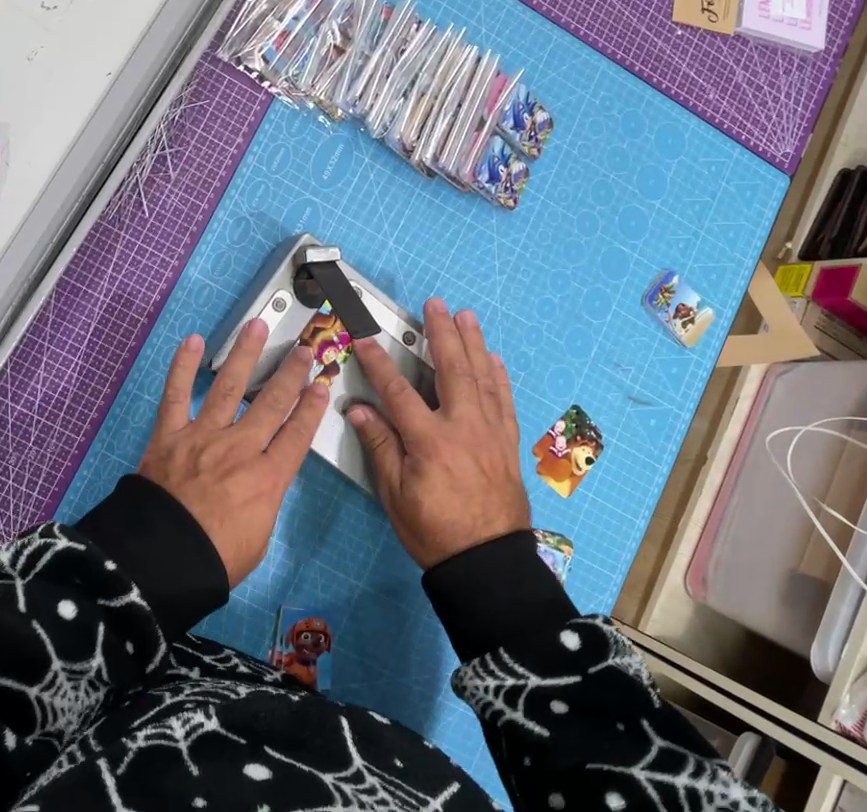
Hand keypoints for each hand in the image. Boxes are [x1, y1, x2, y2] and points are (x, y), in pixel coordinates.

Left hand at [138, 320, 328, 585]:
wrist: (162, 558)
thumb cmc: (216, 559)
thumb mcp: (259, 537)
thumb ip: (265, 500)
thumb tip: (264, 480)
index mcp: (267, 478)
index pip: (297, 434)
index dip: (312, 407)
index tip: (322, 383)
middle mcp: (240, 448)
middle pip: (271, 403)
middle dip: (291, 373)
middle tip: (304, 347)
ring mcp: (203, 436)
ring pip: (229, 386)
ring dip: (245, 354)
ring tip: (258, 326)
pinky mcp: (169, 434)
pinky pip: (176, 394)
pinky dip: (182, 366)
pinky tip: (192, 341)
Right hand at [348, 299, 529, 568]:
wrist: (488, 562)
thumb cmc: (433, 530)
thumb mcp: (395, 494)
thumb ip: (380, 446)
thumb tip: (358, 409)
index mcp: (430, 441)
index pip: (399, 392)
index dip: (379, 364)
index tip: (365, 339)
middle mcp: (464, 428)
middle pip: (453, 371)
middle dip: (442, 334)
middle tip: (436, 305)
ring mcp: (491, 433)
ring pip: (484, 378)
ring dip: (474, 344)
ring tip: (467, 317)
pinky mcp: (507, 443)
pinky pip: (505, 401)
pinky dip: (499, 376)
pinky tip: (494, 359)